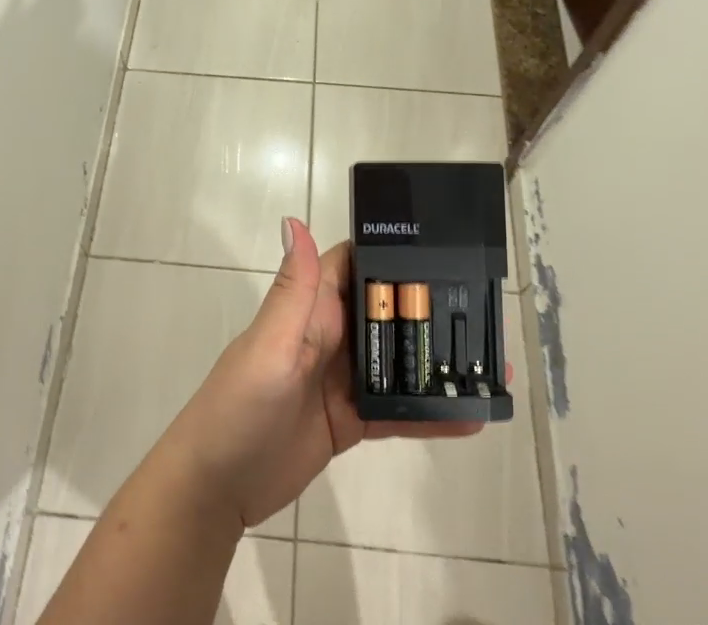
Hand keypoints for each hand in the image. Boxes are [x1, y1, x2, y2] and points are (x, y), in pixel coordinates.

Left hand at [155, 218, 498, 528]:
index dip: (392, 251)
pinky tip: (471, 417)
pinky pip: (395, 410)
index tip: (445, 246)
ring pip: (396, 362)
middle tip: (487, 313)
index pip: (353, 265)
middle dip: (430, 309)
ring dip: (436, 362)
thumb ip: (293, 292)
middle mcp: (327, 337)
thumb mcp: (269, 348)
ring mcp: (339, 380)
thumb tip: (295, 219)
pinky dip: (429, 413)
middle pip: (385, 313)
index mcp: (307, 310)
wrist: (216, 488)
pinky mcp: (348, 420)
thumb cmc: (237, 408)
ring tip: (492, 366)